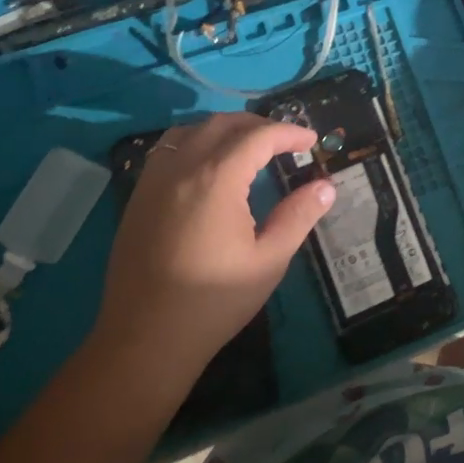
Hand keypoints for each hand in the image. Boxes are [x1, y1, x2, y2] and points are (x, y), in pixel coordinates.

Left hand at [90, 113, 334, 375]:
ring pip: (190, 130)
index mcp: (216, 179)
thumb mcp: (269, 260)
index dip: (288, 133)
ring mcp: (153, 180)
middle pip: (222, 124)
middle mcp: (181, 168)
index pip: (258, 136)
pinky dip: (195, 143)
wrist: (146, 338)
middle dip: (258, 125)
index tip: (311, 141)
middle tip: (286, 142)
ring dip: (223, 129)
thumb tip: (325, 186)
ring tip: (248, 148)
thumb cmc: (214, 301)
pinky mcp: (138, 197)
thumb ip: (298, 216)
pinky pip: (167, 150)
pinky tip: (209, 168)